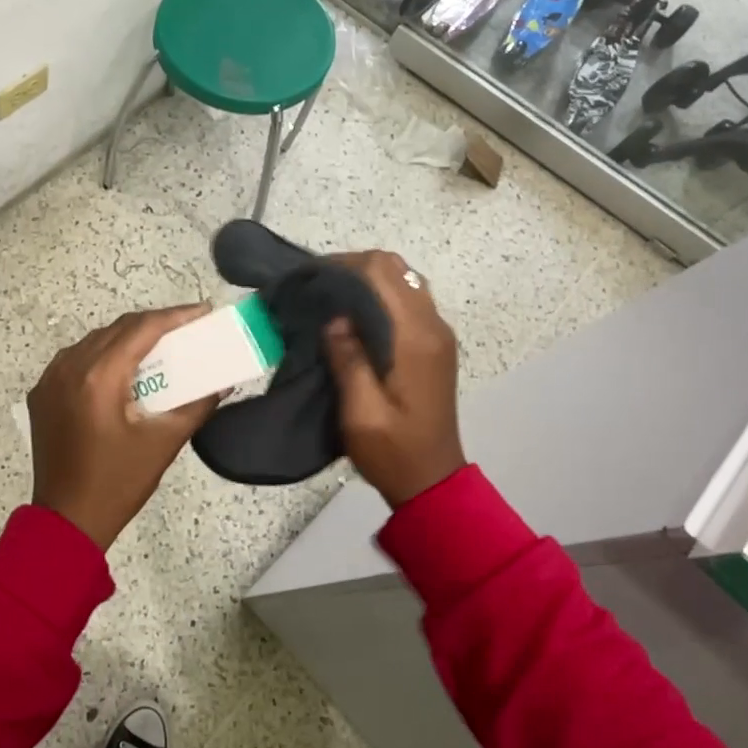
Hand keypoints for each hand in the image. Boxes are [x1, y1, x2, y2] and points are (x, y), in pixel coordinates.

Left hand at [27, 305, 220, 549]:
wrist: (66, 519)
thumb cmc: (118, 483)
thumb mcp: (163, 443)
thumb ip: (196, 406)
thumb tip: (222, 382)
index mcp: (99, 377)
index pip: (142, 329)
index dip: (175, 316)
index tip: (202, 311)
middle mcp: (69, 367)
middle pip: (117, 329)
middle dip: (154, 324)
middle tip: (187, 329)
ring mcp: (50, 378)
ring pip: (94, 341)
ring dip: (127, 338)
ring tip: (159, 345)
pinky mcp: (41, 393)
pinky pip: (75, 359)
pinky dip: (102, 355)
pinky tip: (122, 368)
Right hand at [324, 251, 465, 506]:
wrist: (432, 482)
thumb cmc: (392, 450)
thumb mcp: (361, 412)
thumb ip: (348, 359)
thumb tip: (335, 317)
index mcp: (415, 339)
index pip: (383, 273)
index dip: (345, 265)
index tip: (310, 277)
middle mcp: (432, 327)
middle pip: (396, 268)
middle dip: (354, 266)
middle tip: (316, 284)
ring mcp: (436, 335)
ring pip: (403, 280)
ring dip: (367, 278)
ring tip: (330, 295)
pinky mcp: (432, 345)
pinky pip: (407, 300)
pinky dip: (379, 294)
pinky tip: (351, 314)